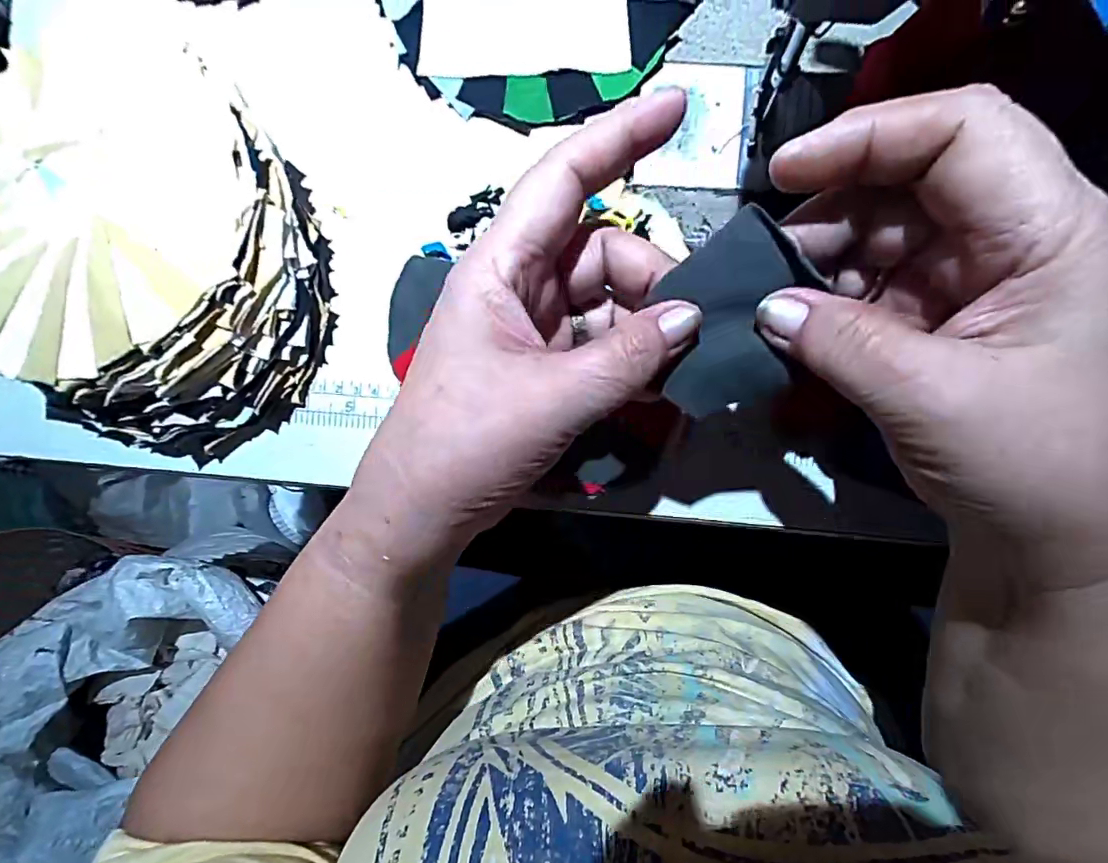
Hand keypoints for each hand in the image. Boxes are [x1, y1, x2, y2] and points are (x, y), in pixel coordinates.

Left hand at [333, 90, 702, 578]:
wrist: (417, 511)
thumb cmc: (465, 445)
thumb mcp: (553, 399)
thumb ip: (628, 355)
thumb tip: (690, 317)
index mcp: (496, 272)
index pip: (561, 181)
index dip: (619, 136)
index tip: (682, 106)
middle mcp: (509, 291)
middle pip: (598, 250)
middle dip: (648, 279)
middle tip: (686, 331)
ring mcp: (521, 334)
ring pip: (601, 301)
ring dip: (642, 327)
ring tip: (677, 369)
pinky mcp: (531, 372)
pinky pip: (591, 344)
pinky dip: (624, 358)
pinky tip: (656, 387)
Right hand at [756, 86, 1107, 590]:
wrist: (1051, 527)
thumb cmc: (1027, 456)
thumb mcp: (928, 397)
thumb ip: (841, 344)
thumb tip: (762, 308)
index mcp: (1046, 230)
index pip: (963, 134)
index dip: (870, 136)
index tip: (783, 173)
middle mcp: (1006, 235)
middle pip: (908, 177)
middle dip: (825, 207)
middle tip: (754, 259)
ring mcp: (962, 275)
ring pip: (873, 231)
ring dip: (809, 258)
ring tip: (757, 299)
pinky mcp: (926, 314)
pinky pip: (859, 283)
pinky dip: (812, 298)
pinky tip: (779, 323)